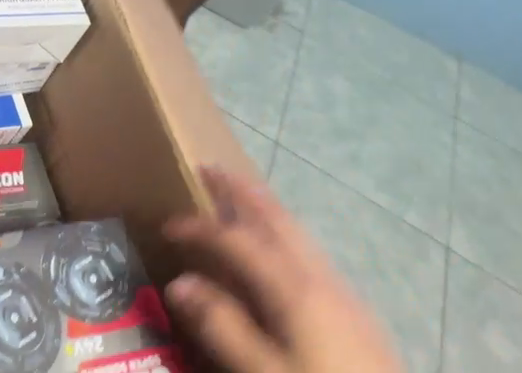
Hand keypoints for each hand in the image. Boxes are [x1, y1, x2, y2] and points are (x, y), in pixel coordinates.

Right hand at [162, 165, 401, 372]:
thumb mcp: (264, 370)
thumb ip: (222, 325)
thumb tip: (180, 283)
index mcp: (291, 286)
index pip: (235, 239)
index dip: (199, 227)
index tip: (167, 225)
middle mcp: (317, 276)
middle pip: (274, 218)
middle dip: (239, 191)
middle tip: (208, 168)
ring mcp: (341, 291)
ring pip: (296, 232)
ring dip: (263, 207)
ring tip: (239, 194)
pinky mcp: (354, 310)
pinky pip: (309, 251)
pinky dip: (284, 231)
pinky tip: (278, 247)